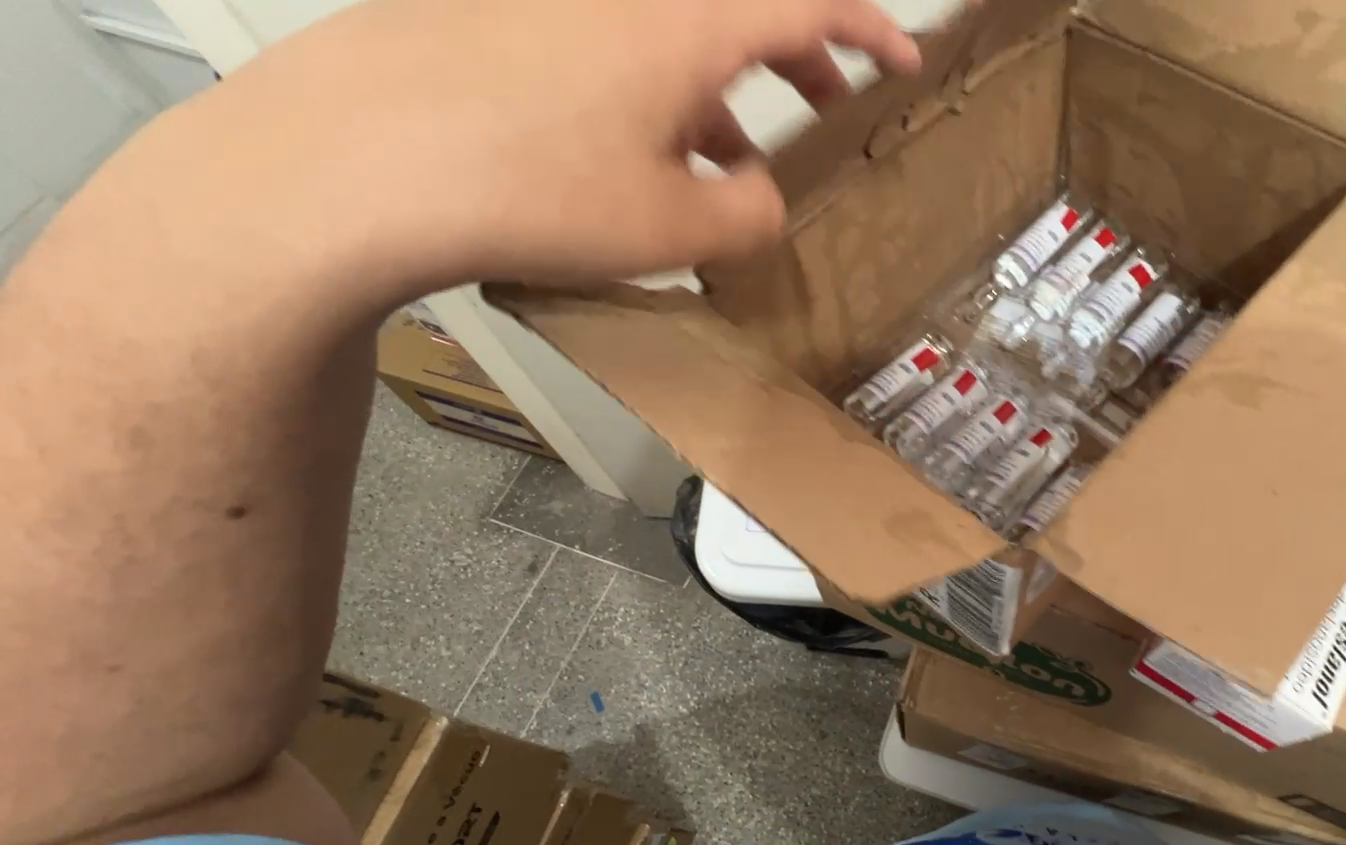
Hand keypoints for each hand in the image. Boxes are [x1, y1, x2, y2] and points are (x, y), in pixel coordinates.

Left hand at [146, 0, 920, 296]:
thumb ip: (749, 216)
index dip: (869, 30)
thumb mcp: (675, 231)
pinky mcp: (506, 22)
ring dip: (722, 88)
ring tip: (735, 161)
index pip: (808, 5)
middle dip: (800, 56)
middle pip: (741, 11)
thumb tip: (760, 197)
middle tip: (827, 103)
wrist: (354, 163)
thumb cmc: (532, 192)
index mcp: (688, 27)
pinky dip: (653, 93)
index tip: (902, 59)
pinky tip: (640, 157)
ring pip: (674, 36)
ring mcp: (562, 5)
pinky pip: (611, 47)